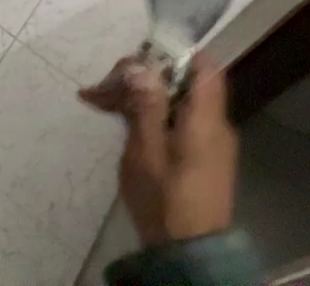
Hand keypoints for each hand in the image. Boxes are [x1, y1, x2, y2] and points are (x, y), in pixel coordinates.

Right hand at [78, 53, 238, 244]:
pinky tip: (115, 116)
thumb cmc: (166, 201)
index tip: (139, 53)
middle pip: (180, 82)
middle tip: (101, 87)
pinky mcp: (197, 153)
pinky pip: (173, 118)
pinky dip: (145, 112)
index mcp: (206, 121)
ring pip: (171, 100)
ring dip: (135, 95)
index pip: (206, 68)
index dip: (176, 52)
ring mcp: (206, 140)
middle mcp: (213, 125)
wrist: (188, 257)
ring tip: (96, 100)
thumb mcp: (147, 151)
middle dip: (139, 76)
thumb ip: (145, 105)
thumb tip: (139, 64)